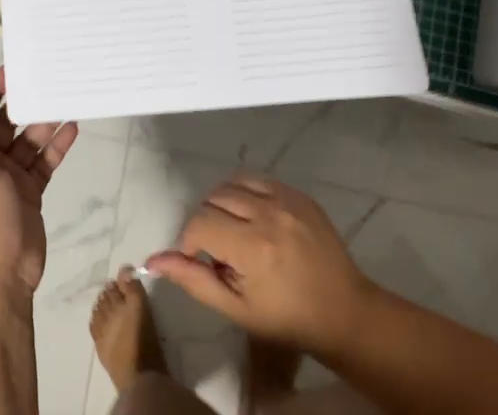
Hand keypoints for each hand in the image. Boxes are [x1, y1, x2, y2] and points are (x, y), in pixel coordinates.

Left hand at [0, 68, 78, 294]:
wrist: (3, 272)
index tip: (11, 70)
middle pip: (6, 127)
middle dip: (23, 106)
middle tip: (46, 79)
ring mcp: (11, 179)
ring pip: (28, 143)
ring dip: (43, 125)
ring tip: (65, 100)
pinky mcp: (31, 192)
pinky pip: (44, 162)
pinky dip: (56, 147)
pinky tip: (72, 129)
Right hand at [145, 174, 375, 356]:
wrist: (343, 312)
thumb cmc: (285, 318)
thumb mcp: (235, 308)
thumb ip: (193, 279)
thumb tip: (153, 260)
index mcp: (252, 247)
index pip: (199, 223)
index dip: (189, 242)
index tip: (199, 260)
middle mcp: (269, 215)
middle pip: (213, 198)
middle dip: (206, 222)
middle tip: (218, 249)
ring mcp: (288, 200)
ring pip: (233, 183)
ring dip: (223, 203)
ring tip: (233, 231)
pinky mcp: (300, 195)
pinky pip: (259, 180)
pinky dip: (246, 194)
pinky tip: (253, 219)